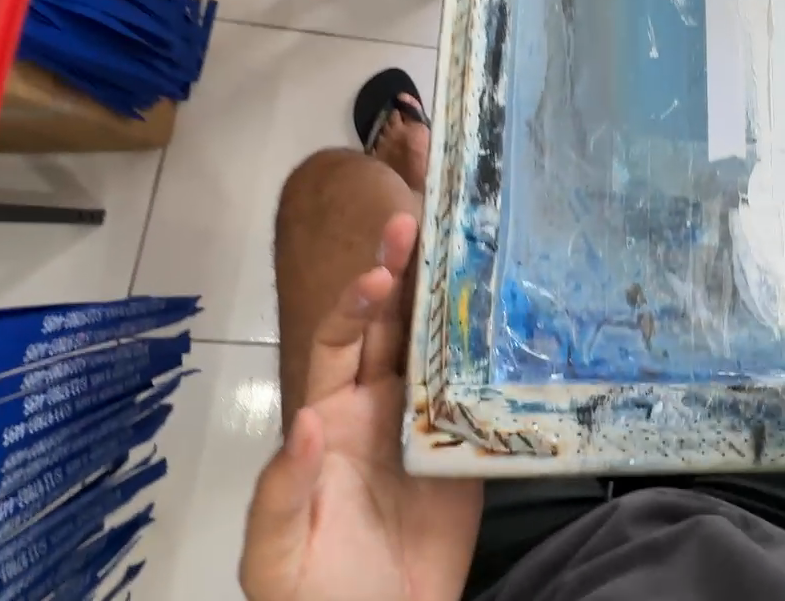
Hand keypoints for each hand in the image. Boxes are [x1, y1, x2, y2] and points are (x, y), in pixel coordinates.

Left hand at [240, 213, 482, 600]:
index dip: (355, 307)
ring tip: (465, 245)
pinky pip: (478, 381)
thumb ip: (281, 494)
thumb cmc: (318, 596)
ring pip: (435, 340)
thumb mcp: (276, 557)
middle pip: (389, 324)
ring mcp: (427, 415)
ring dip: (445, 294)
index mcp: (331, 415)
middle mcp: (379, 402)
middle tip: (414, 220)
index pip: (339, 343)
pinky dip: (490, 344)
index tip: (378, 279)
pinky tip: (507, 308)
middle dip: (399, 271)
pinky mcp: (468, 436)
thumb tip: (305, 421)